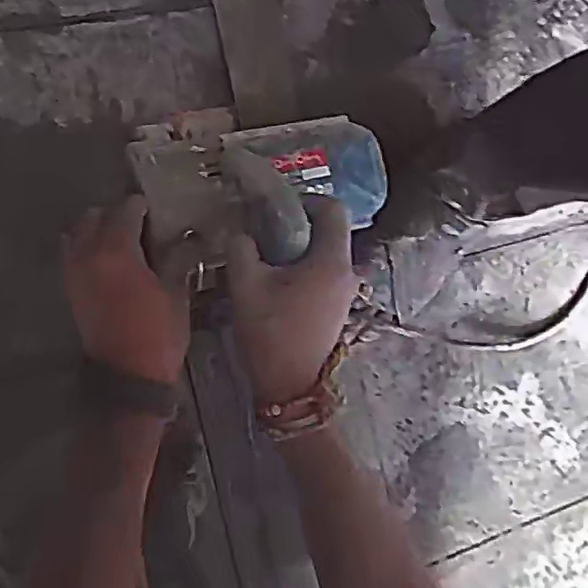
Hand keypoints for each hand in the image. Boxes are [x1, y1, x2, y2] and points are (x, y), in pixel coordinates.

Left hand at [63, 195, 202, 385]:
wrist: (127, 376)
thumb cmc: (157, 334)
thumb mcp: (175, 294)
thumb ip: (178, 258)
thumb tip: (188, 236)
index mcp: (116, 250)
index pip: (126, 210)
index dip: (143, 206)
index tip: (157, 210)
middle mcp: (88, 254)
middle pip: (95, 216)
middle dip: (116, 214)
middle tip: (140, 225)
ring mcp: (74, 272)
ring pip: (78, 233)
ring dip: (97, 230)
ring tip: (121, 242)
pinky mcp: (70, 289)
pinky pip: (72, 254)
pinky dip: (86, 248)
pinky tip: (107, 260)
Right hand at [226, 194, 356, 405]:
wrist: (289, 386)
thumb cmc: (271, 333)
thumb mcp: (246, 286)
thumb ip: (241, 248)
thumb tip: (240, 230)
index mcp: (332, 261)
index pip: (332, 208)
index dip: (303, 200)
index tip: (274, 209)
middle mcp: (347, 272)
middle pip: (328, 231)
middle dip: (295, 225)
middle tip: (262, 231)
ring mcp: (345, 292)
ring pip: (324, 253)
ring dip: (296, 248)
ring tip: (264, 256)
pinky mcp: (336, 307)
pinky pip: (322, 273)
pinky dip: (302, 267)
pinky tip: (275, 281)